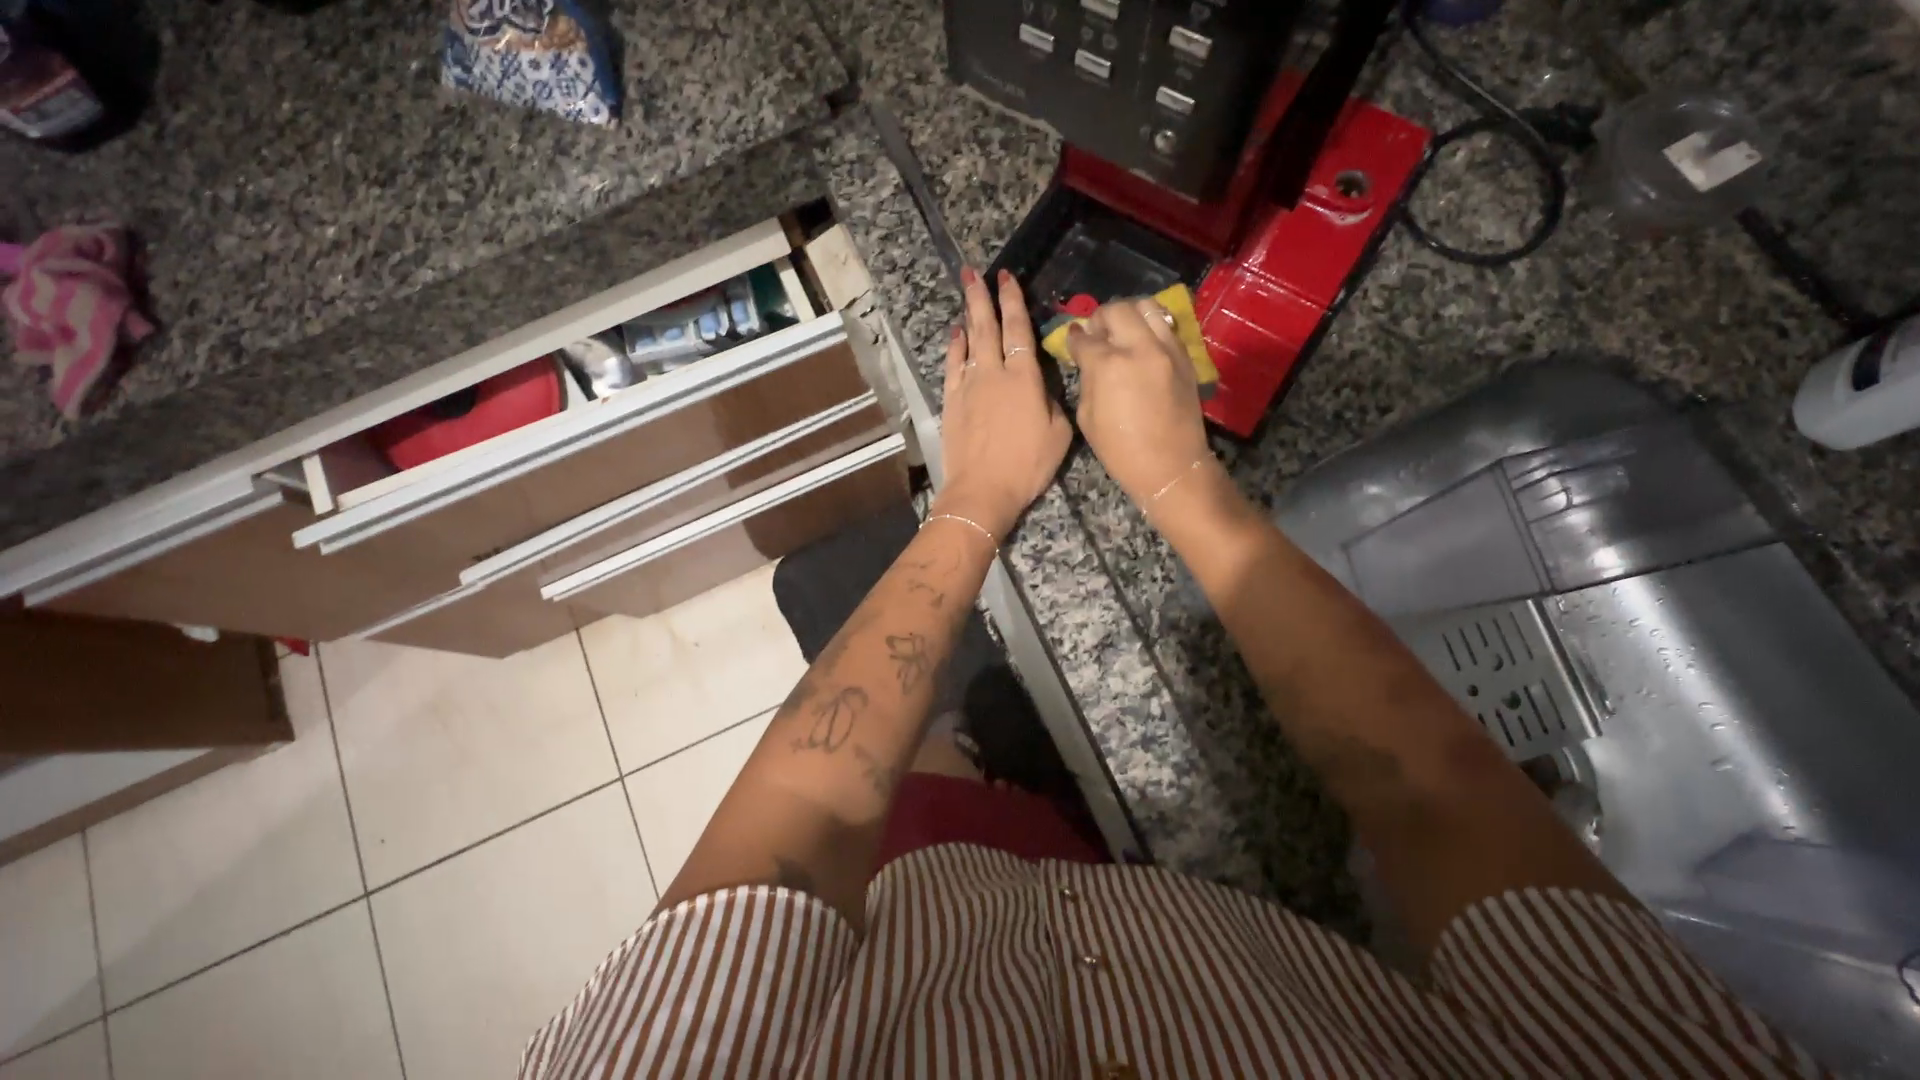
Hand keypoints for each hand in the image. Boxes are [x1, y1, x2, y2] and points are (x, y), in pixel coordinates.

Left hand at [935, 267, 1071, 539]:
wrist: (983, 490)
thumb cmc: (1027, 466)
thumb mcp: (1059, 434)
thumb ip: (1052, 403)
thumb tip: (1042, 388)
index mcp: (1025, 378)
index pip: (1019, 329)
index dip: (1012, 301)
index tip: (1007, 277)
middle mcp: (994, 374)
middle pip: (987, 326)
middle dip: (983, 296)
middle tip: (975, 272)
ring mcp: (969, 386)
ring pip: (968, 341)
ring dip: (968, 314)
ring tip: (966, 291)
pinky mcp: (952, 402)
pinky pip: (953, 365)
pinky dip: (955, 346)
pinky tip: (956, 335)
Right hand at [1068, 296, 1216, 510]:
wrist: (1171, 466)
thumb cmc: (1121, 450)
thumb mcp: (1087, 418)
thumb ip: (1086, 379)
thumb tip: (1087, 359)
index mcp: (1108, 366)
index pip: (1084, 338)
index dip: (1074, 338)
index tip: (1072, 340)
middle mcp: (1139, 347)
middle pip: (1116, 310)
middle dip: (1100, 318)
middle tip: (1096, 334)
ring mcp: (1166, 349)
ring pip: (1147, 306)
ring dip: (1129, 314)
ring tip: (1123, 330)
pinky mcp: (1184, 356)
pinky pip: (1166, 325)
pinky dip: (1151, 326)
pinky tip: (1143, 342)